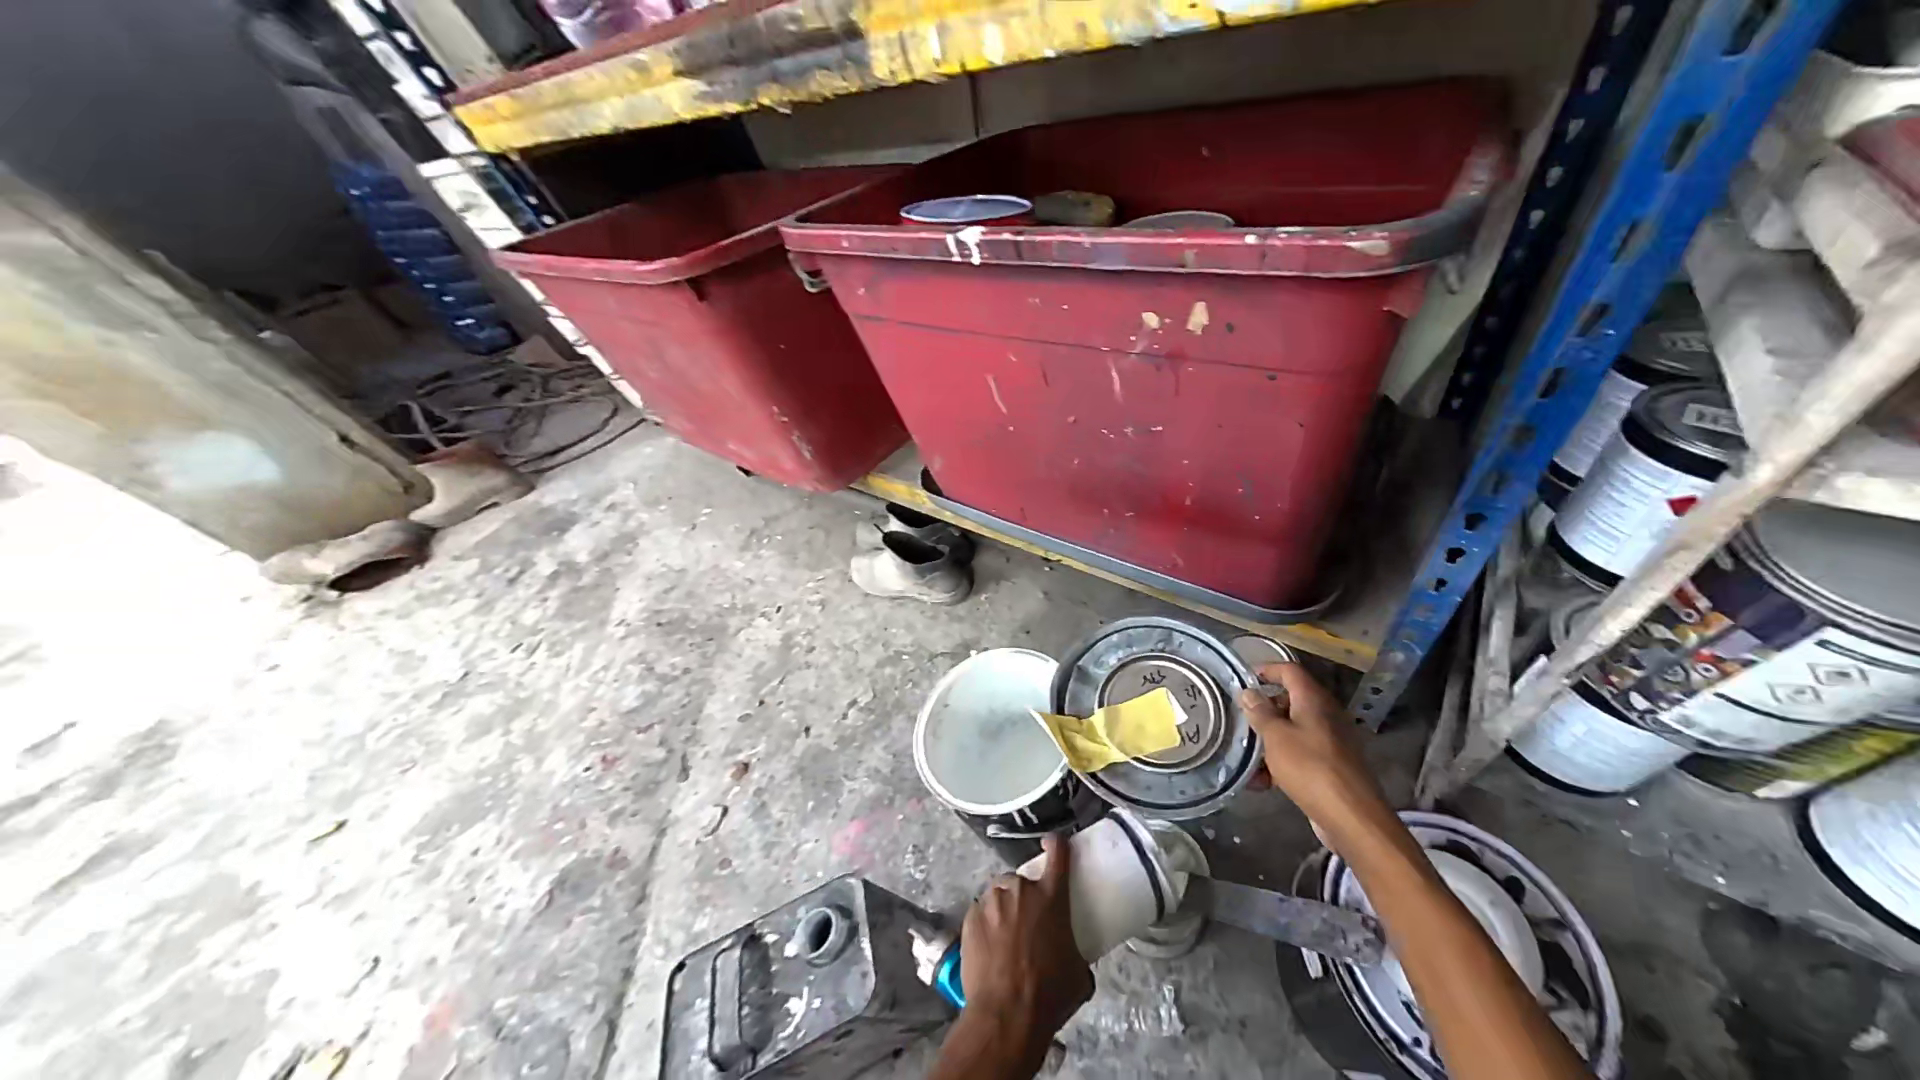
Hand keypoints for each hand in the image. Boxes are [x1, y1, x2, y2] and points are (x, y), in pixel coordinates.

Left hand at [958, 833, 1092, 1052]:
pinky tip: (988, 949)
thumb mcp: (1079, 973)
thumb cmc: (1050, 993)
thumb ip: (1075, 950)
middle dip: (1026, 897)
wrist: (1006, 1014)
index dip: (1057, 844)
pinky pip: (981, 912)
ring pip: (1000, 895)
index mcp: (1052, 896)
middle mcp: (1021, 890)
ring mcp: (992, 900)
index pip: (1058, 853)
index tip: (1053, 843)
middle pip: (1024, 881)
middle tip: (1028, 925)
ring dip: (1004, 909)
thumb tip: (1072, 955)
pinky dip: (986, 924)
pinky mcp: (970, 915)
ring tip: (1005, 939)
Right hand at [1240, 663, 1398, 857]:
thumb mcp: (1276, 737)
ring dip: (1268, 741)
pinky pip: (1299, 755)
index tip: (1243, 679)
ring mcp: (1330, 742)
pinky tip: (1261, 782)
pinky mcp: (1329, 766)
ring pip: (1292, 731)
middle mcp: (1325, 716)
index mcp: (1314, 701)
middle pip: (1290, 701)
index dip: (1267, 670)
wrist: (1351, 817)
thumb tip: (1249, 693)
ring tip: (1245, 757)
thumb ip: (1260, 712)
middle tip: (1239, 720)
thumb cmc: (1310, 768)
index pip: (1290, 671)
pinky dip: (1279, 763)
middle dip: (1263, 711)